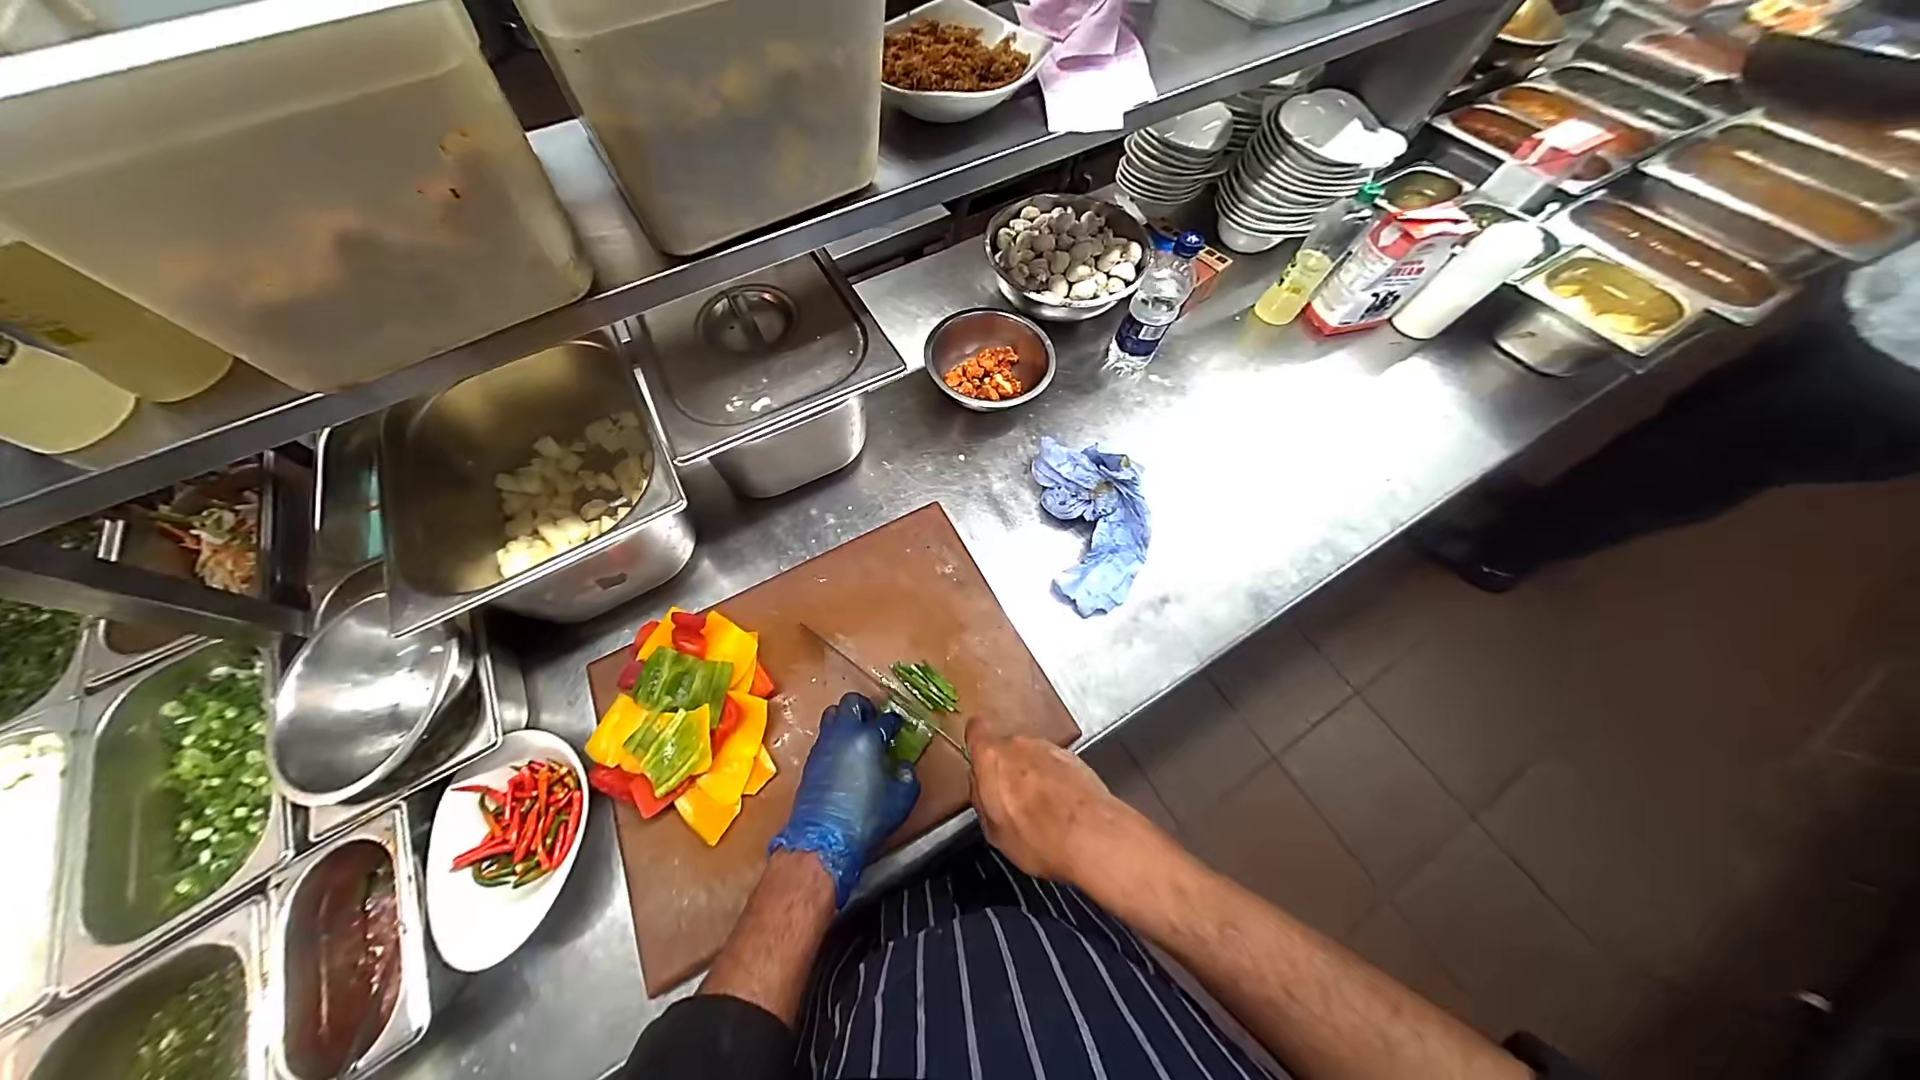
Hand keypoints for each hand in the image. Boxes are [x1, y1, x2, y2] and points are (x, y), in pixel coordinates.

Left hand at [770, 693, 920, 906]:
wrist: (823, 840)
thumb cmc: (866, 817)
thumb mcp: (901, 798)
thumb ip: (907, 775)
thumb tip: (902, 767)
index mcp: (868, 737)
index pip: (885, 719)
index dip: (895, 722)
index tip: (898, 726)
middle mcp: (843, 734)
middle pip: (850, 703)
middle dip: (865, 707)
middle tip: (874, 720)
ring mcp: (823, 746)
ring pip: (831, 715)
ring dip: (845, 720)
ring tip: (858, 735)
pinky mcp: (810, 761)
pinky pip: (824, 737)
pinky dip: (835, 739)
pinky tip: (844, 757)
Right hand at [967, 719, 1132, 884]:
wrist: (1092, 836)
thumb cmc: (1040, 837)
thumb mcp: (994, 832)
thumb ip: (982, 801)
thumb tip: (981, 792)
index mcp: (991, 758)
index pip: (976, 731)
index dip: (976, 738)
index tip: (977, 749)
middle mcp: (1019, 745)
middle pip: (1006, 750)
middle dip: (1008, 771)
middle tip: (1012, 803)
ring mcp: (1048, 749)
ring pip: (1032, 758)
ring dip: (1033, 777)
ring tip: (1041, 813)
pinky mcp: (1074, 757)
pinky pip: (1055, 766)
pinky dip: (1056, 782)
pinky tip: (1061, 810)